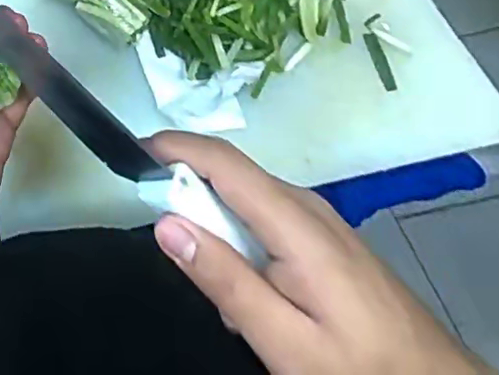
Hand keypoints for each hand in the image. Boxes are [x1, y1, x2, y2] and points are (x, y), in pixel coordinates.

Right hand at [147, 132, 491, 374]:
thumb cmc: (366, 371)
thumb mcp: (288, 344)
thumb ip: (224, 281)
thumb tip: (165, 223)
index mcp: (296, 223)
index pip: (222, 160)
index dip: (173, 146)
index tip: (132, 154)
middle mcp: (305, 205)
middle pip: (229, 173)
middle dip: (187, 188)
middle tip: (166, 235)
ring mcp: (318, 219)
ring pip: (244, 194)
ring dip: (213, 217)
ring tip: (213, 278)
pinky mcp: (324, 236)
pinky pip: (263, 215)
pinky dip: (237, 233)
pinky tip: (250, 287)